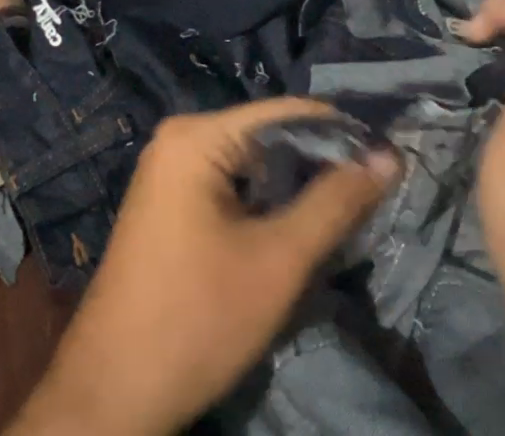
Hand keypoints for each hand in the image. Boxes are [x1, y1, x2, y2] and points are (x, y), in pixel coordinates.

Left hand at [8, 98, 399, 435]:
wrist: (113, 393)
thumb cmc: (197, 319)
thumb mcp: (279, 260)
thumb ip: (336, 202)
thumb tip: (389, 156)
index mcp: (196, 137)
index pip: (290, 112)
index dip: (345, 134)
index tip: (391, 163)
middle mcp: (178, 140)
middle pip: (270, 135)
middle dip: (322, 162)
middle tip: (374, 193)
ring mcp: (169, 172)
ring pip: (254, 163)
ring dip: (298, 186)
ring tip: (347, 212)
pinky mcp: (169, 203)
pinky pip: (233, 185)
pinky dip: (269, 202)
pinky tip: (299, 227)